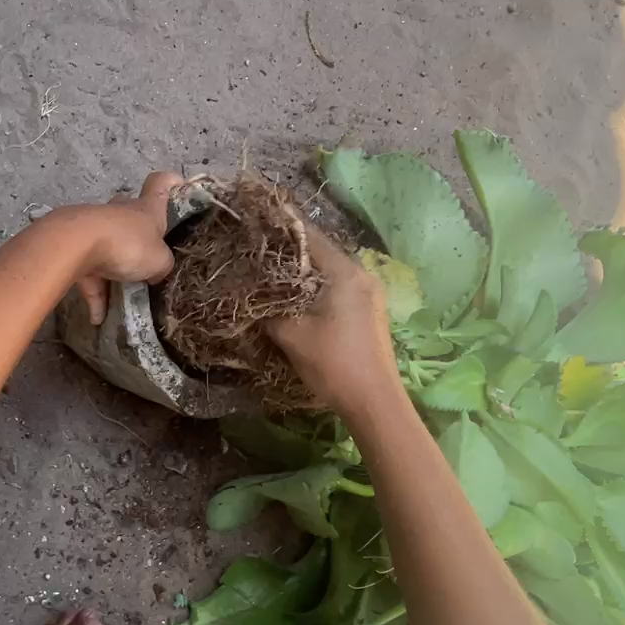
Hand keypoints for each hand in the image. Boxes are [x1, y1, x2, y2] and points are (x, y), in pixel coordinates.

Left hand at [65, 171, 185, 324]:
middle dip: (137, 231)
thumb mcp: (159, 260)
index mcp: (146, 209)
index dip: (171, 183)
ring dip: (113, 269)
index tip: (179, 187)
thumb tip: (154, 272)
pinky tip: (97, 318)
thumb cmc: (128, 245)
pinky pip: (87, 272)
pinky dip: (93, 293)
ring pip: (107, 244)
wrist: (75, 245)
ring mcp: (94, 227)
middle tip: (147, 254)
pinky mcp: (74, 246)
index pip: (161, 184)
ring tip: (122, 296)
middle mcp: (120, 213)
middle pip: (130, 214)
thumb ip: (161, 265)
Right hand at [265, 224, 402, 414]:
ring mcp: (370, 294)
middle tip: (256, 249)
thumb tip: (249, 294)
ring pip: (329, 271)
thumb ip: (268, 309)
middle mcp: (361, 275)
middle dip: (288, 250)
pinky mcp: (370, 312)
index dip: (280, 227)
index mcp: (344, 272)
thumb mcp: (291, 335)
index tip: (255, 222)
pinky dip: (315, 287)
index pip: (308, 235)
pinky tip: (296, 299)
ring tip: (270, 274)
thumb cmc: (334, 364)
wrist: (375, 403)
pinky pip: (338, 287)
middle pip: (320, 251)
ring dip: (302, 271)